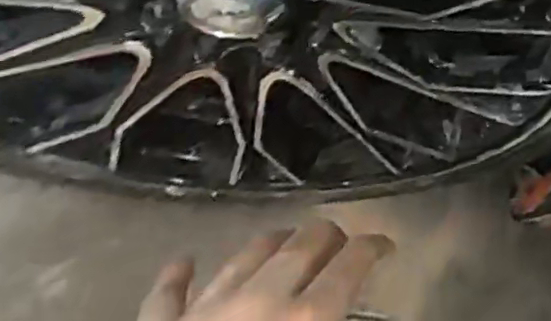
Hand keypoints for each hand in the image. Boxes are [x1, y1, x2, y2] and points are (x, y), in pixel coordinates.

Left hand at [137, 219, 394, 320]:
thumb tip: (360, 318)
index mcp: (306, 317)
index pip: (355, 259)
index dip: (376, 246)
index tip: (386, 248)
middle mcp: (262, 299)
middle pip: (307, 242)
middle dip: (331, 237)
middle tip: (340, 247)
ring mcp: (205, 311)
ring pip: (250, 253)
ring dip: (274, 244)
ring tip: (287, 244)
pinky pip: (165, 298)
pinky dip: (176, 277)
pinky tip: (183, 262)